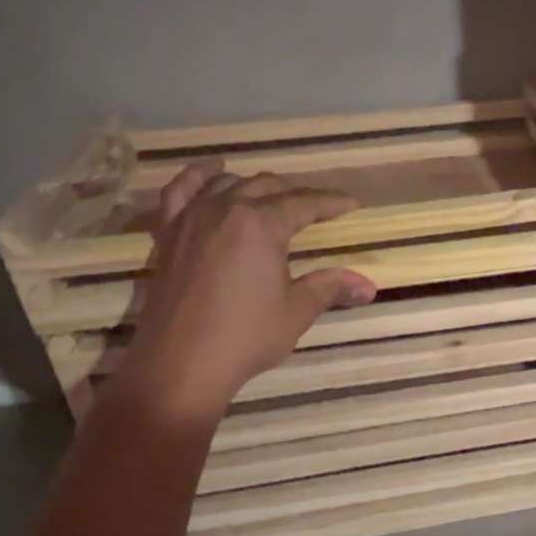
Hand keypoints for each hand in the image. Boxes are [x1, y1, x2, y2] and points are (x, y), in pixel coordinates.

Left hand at [116, 162, 375, 422]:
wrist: (180, 363)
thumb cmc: (246, 336)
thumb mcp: (296, 311)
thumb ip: (330, 287)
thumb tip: (368, 286)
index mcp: (260, 223)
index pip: (304, 203)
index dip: (330, 202)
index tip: (351, 204)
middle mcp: (224, 209)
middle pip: (266, 187)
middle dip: (296, 194)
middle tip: (316, 209)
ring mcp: (190, 218)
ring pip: (227, 183)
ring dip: (254, 185)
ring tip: (272, 196)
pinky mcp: (167, 234)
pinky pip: (180, 191)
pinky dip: (198, 176)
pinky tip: (213, 172)